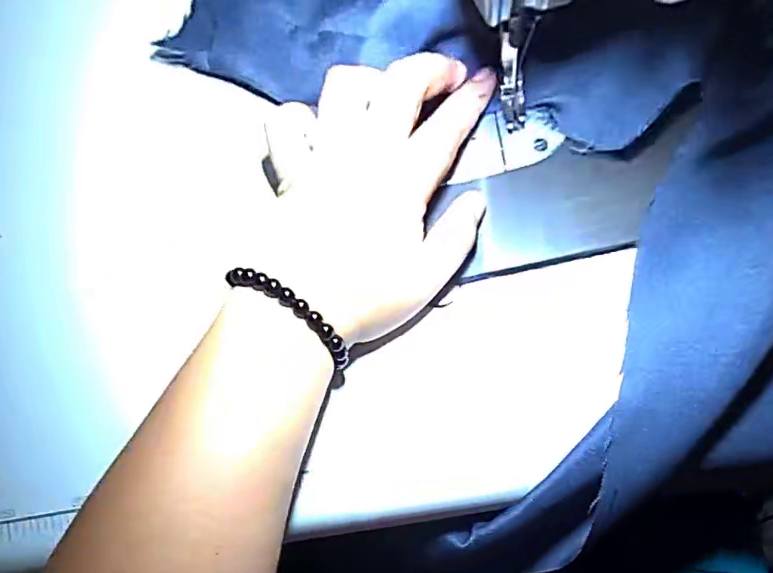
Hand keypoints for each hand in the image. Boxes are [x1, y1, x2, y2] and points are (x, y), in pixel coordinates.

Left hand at [242, 54, 496, 345]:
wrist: (298, 305)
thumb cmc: (363, 298)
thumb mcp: (425, 280)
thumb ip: (456, 238)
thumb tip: (475, 205)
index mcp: (403, 182)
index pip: (445, 127)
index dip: (469, 99)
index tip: (482, 84)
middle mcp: (363, 155)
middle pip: (398, 84)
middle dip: (429, 68)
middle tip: (446, 75)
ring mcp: (323, 156)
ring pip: (345, 86)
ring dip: (371, 79)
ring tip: (384, 93)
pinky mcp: (291, 169)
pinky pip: (290, 121)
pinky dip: (304, 116)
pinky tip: (319, 129)